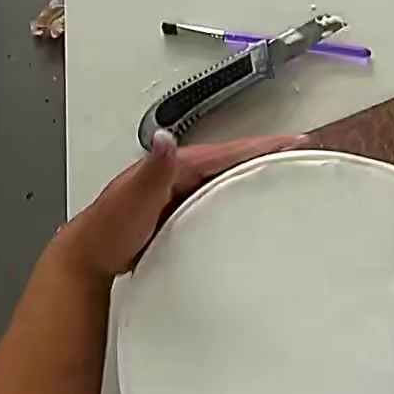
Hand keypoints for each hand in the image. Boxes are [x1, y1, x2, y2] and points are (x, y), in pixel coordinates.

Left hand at [51, 130, 302, 284]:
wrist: (90, 255)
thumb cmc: (109, 227)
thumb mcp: (133, 196)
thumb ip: (153, 168)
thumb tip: (166, 138)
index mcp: (174, 166)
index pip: (226, 151)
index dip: (261, 146)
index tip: (297, 143)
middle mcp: (178, 175)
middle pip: (230, 163)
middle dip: (265, 158)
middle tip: (303, 159)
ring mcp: (178, 195)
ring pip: (223, 182)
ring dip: (252, 178)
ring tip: (287, 182)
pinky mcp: (178, 215)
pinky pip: (213, 202)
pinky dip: (234, 201)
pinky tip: (248, 215)